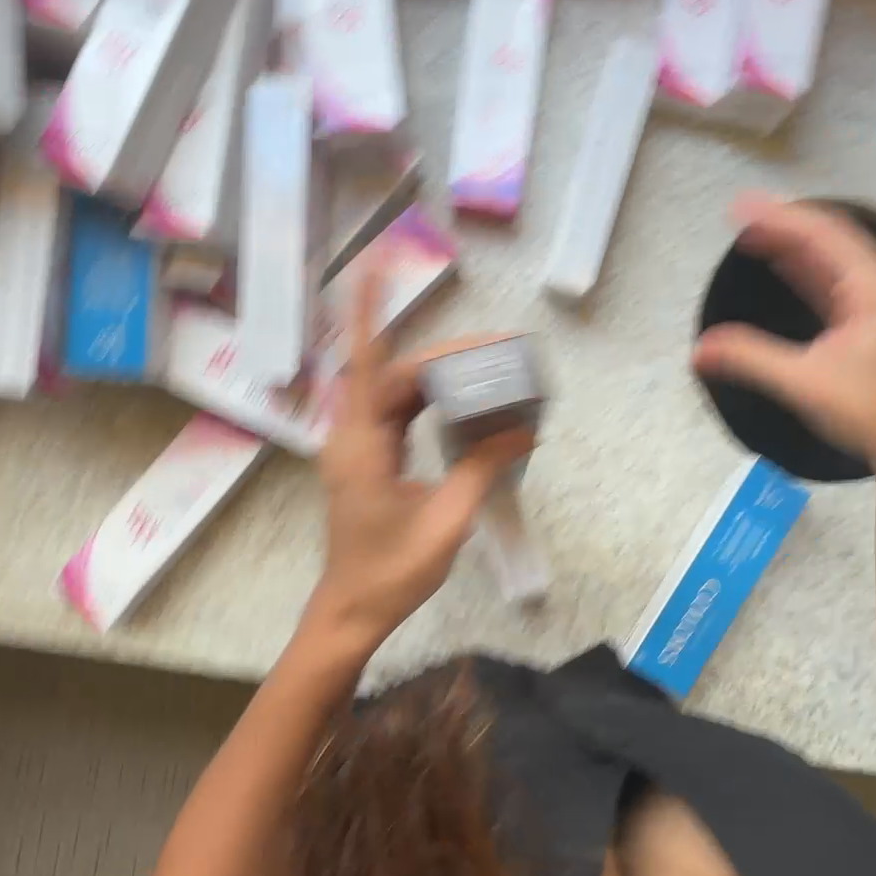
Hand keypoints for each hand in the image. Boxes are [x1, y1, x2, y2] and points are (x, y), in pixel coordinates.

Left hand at [303, 262, 534, 657]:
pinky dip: (429, 395)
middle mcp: (352, 435)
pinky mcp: (368, 458)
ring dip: (438, 372)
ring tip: (489, 360)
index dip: (377, 315)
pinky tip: (459, 389)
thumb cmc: (392, 572)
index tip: (375, 265)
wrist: (353, 610)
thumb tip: (523, 430)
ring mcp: (357, 446)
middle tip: (500, 345)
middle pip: (394, 374)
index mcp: (361, 445)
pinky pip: (397, 411)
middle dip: (445, 354)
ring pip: (396, 390)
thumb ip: (481, 468)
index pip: (376, 368)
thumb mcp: (446, 521)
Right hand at [693, 194, 875, 477]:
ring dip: (792, 243)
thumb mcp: (803, 382)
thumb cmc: (867, 410)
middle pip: (827, 237)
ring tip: (751, 232)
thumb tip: (698, 350)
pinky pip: (832, 279)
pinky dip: (804, 267)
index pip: (820, 235)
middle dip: (783, 222)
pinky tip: (780, 263)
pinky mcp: (869, 318)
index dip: (778, 217)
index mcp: (872, 286)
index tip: (739, 207)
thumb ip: (749, 359)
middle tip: (739, 213)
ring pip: (830, 257)